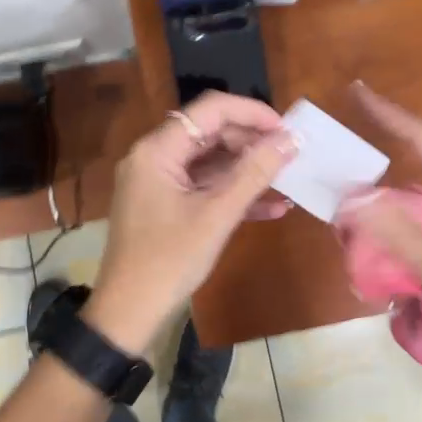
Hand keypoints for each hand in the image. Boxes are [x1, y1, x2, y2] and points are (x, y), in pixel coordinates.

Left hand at [85, 92, 297, 353]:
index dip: (251, 113)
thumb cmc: (169, 260)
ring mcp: (157, 181)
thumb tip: (291, 140)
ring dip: (248, 171)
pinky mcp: (164, 205)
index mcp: (156, 150)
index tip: (288, 130)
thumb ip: (254, 173)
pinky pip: (203, 187)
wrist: (129, 311)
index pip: (209, 110)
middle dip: (252, 143)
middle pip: (209, 133)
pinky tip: (272, 207)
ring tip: (289, 180)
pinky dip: (232, 193)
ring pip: (210, 162)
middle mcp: (153, 157)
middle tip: (292, 156)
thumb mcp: (216, 216)